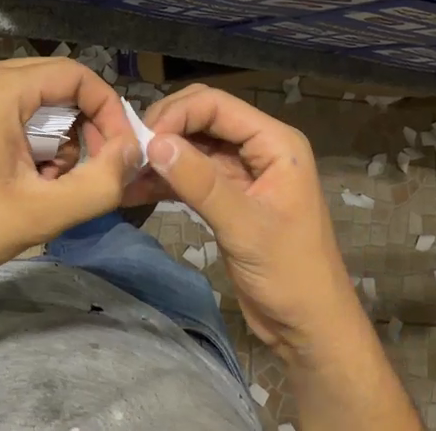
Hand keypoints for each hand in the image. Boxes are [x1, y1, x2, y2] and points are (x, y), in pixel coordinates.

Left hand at [0, 57, 141, 289]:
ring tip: (51, 183)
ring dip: (57, 135)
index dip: (109, 111)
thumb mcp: (42, 213)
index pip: (76, 75)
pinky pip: (11, 106)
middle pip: (55, 82)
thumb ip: (101, 182)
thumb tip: (135, 151)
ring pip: (35, 96)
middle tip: (91, 172)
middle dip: (84, 126)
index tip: (122, 153)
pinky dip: (30, 135)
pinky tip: (26, 176)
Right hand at [134, 84, 360, 357]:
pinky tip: (135, 189)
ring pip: (193, 144)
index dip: (177, 114)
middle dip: (166, 128)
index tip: (142, 140)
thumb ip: (200, 182)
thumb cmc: (290, 275)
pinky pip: (192, 174)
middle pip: (203, 117)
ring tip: (126, 170)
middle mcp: (259, 148)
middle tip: (131, 151)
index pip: (217, 105)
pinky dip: (166, 179)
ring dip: (162, 155)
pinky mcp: (228, 196)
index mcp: (276, 142)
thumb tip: (154, 143)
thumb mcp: (245, 227)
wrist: (310, 330)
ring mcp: (243, 171)